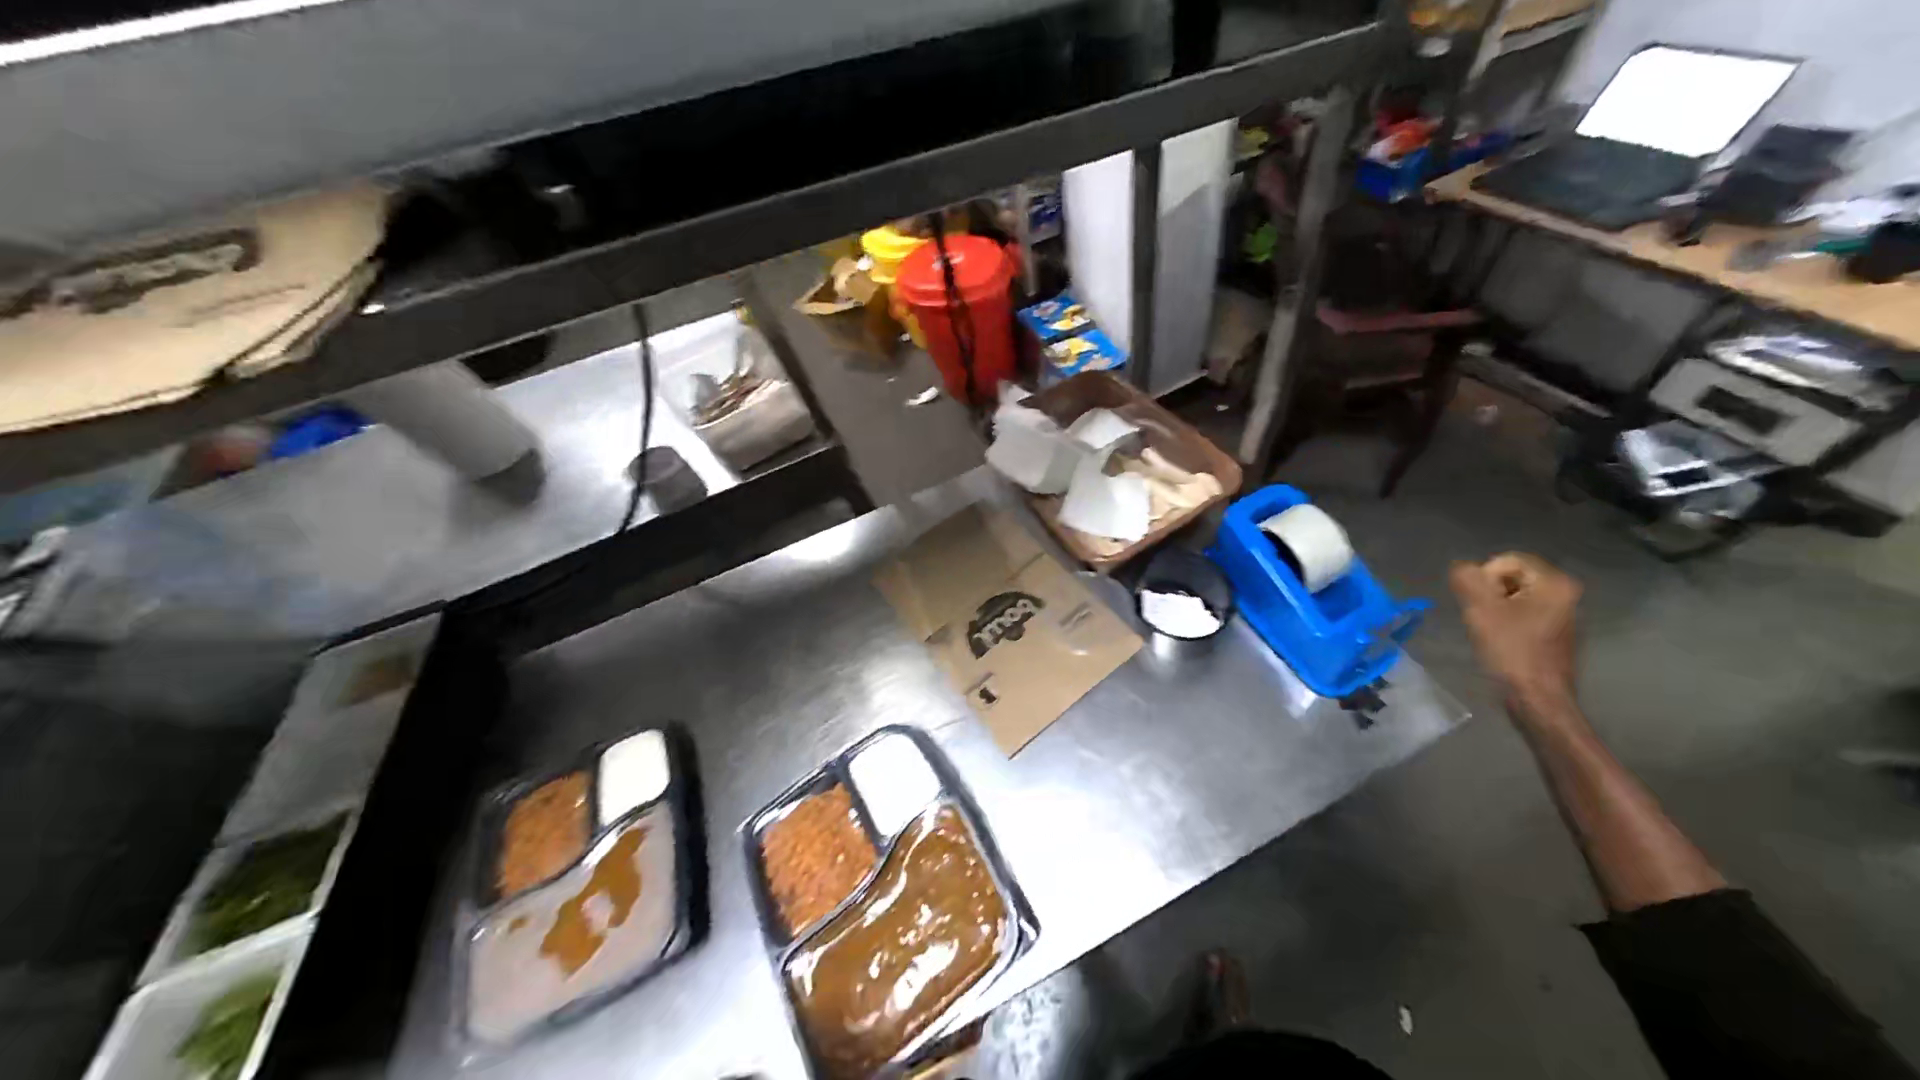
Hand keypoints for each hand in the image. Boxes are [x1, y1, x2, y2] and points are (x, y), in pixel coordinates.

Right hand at [1449, 553, 1581, 710]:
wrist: (1536, 697)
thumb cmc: (1511, 651)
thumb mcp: (1480, 610)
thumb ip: (1466, 578)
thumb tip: (1461, 568)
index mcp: (1555, 583)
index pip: (1506, 560)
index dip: (1483, 578)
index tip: (1481, 604)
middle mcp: (1565, 592)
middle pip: (1510, 575)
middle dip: (1487, 592)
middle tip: (1482, 617)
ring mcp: (1562, 611)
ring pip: (1512, 593)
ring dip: (1493, 606)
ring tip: (1490, 629)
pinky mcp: (1553, 629)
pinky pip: (1520, 610)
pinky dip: (1504, 619)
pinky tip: (1500, 638)